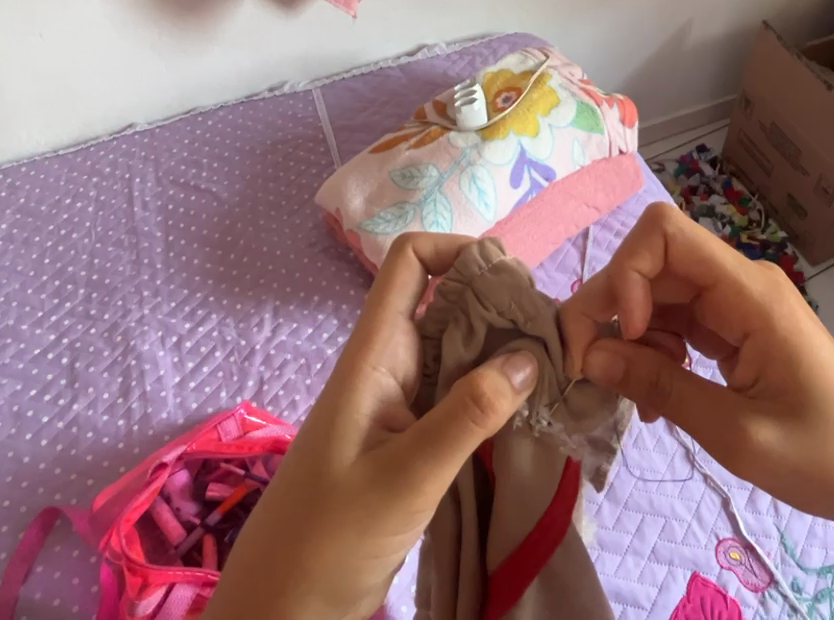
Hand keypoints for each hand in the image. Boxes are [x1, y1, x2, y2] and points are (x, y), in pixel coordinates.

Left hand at [207, 233, 538, 619]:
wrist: (283, 610)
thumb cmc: (330, 538)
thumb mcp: (405, 476)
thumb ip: (467, 414)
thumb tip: (527, 356)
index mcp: (373, 354)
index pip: (409, 262)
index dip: (456, 249)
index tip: (510, 276)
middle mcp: (388, 365)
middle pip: (444, 300)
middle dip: (495, 302)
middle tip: (549, 330)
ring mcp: (400, 402)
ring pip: (455, 348)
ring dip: (499, 348)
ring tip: (551, 364)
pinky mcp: (411, 437)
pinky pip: (458, 393)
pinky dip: (492, 390)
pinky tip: (527, 406)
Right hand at [558, 203, 833, 537]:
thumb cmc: (826, 459)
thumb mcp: (735, 433)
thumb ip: (659, 386)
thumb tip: (589, 356)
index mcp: (750, 292)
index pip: (665, 233)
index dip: (627, 272)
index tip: (623, 337)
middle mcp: (738, 284)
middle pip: (650, 265)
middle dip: (610, 309)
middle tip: (586, 371)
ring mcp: (734, 306)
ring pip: (654, 295)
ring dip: (628, 338)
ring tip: (631, 397)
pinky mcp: (730, 329)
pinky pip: (673, 323)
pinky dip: (650, 354)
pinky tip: (653, 400)